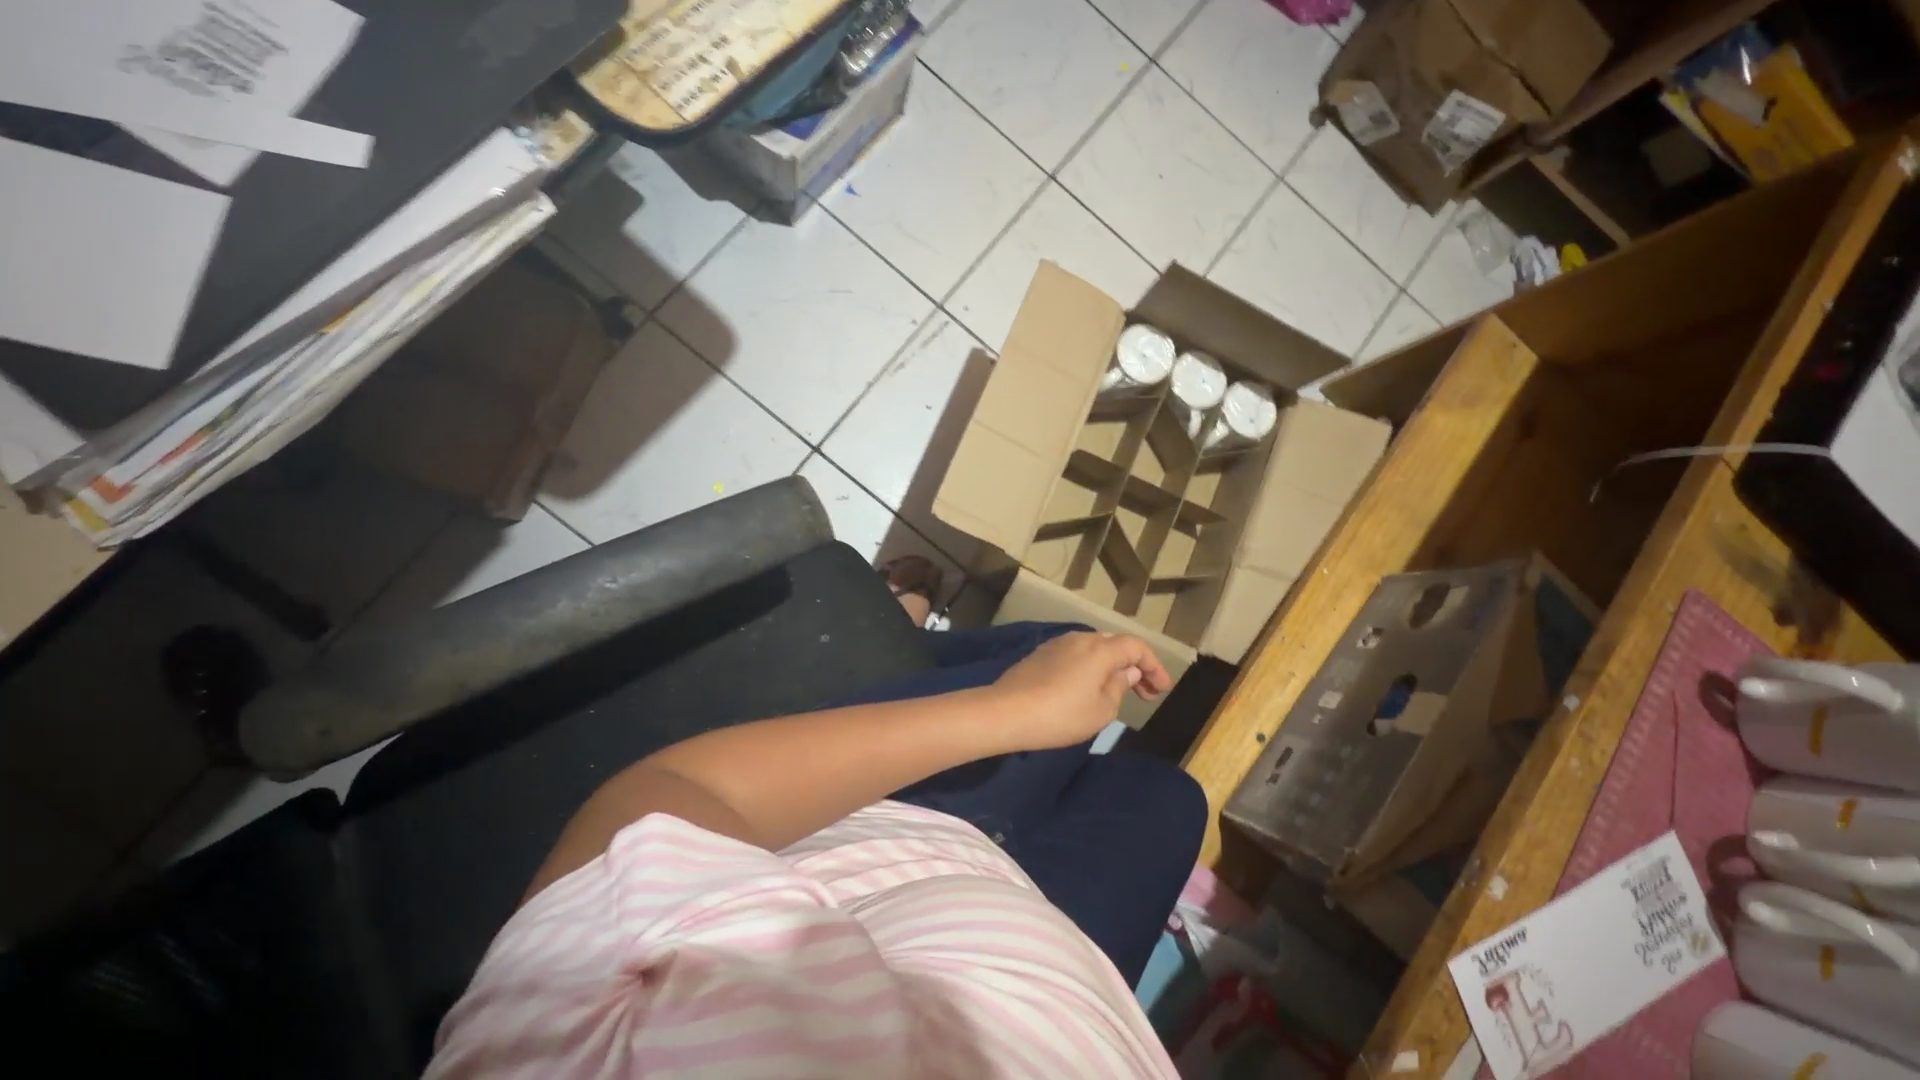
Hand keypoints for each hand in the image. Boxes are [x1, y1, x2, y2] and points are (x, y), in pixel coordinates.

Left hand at [987, 632, 1173, 750]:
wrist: (1006, 713)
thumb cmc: (1061, 715)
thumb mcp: (1101, 710)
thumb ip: (1119, 686)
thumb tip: (1128, 670)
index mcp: (1100, 649)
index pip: (1136, 647)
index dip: (1154, 666)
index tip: (1162, 689)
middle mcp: (1080, 638)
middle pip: (1115, 645)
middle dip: (1134, 666)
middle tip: (1145, 693)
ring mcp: (1057, 645)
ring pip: (1093, 649)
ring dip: (1110, 667)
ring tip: (1117, 692)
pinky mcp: (1039, 655)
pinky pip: (1074, 656)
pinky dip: (1089, 668)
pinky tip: (1087, 688)